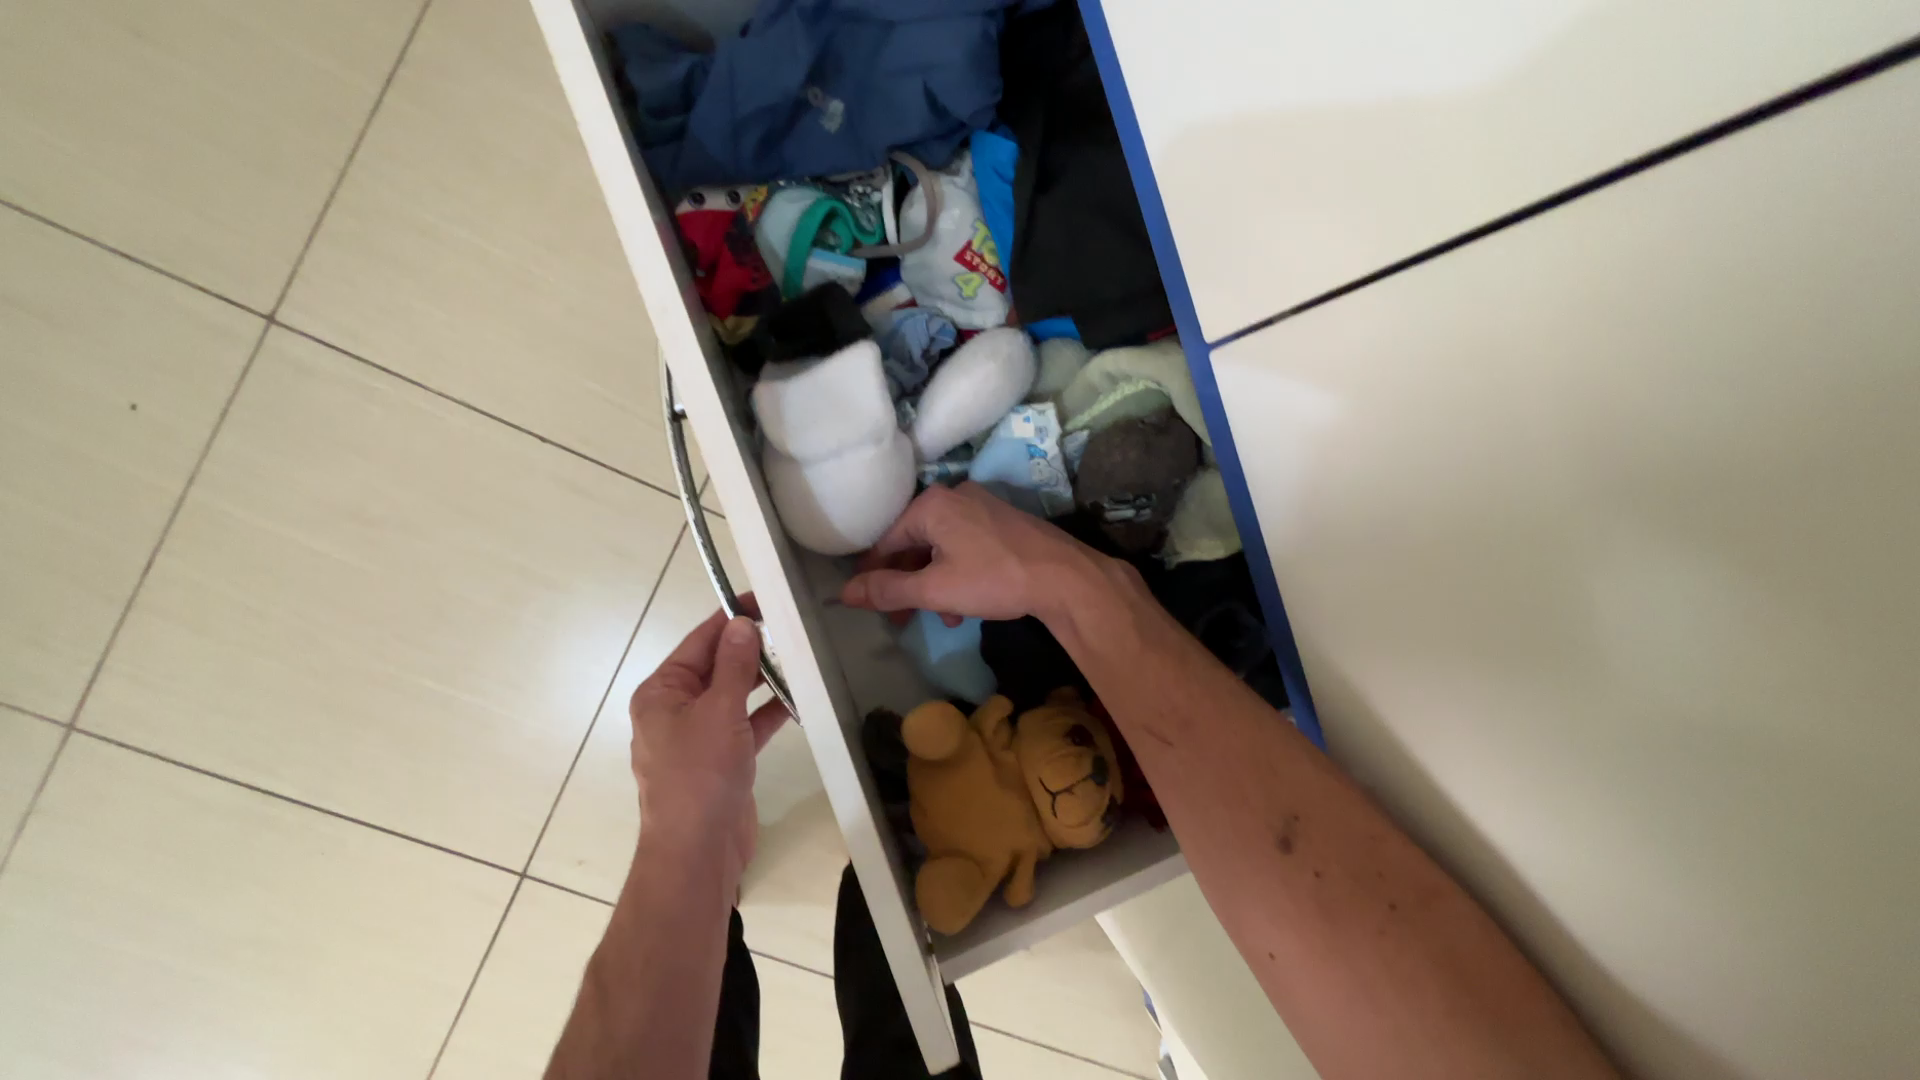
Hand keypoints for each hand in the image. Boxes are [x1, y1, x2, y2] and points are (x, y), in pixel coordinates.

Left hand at [627, 601, 789, 881]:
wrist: (698, 852)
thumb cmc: (700, 776)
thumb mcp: (719, 712)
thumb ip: (735, 667)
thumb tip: (742, 624)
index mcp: (662, 692)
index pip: (700, 641)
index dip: (731, 618)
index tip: (766, 598)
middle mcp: (676, 709)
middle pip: (718, 666)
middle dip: (752, 648)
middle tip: (794, 627)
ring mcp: (699, 736)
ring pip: (735, 695)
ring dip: (764, 680)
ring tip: (801, 657)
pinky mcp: (722, 759)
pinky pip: (746, 724)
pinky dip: (769, 712)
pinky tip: (800, 700)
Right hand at [840, 482, 1113, 624]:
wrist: (1065, 577)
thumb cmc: (993, 579)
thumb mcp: (935, 590)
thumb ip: (888, 590)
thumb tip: (847, 593)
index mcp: (930, 505)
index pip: (885, 541)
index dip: (872, 575)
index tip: (865, 603)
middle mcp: (953, 496)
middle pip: (913, 543)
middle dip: (907, 584)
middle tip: (900, 618)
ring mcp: (981, 506)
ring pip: (940, 548)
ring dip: (934, 584)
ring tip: (941, 618)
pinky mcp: (1001, 521)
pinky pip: (964, 545)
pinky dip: (957, 573)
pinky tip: (964, 606)